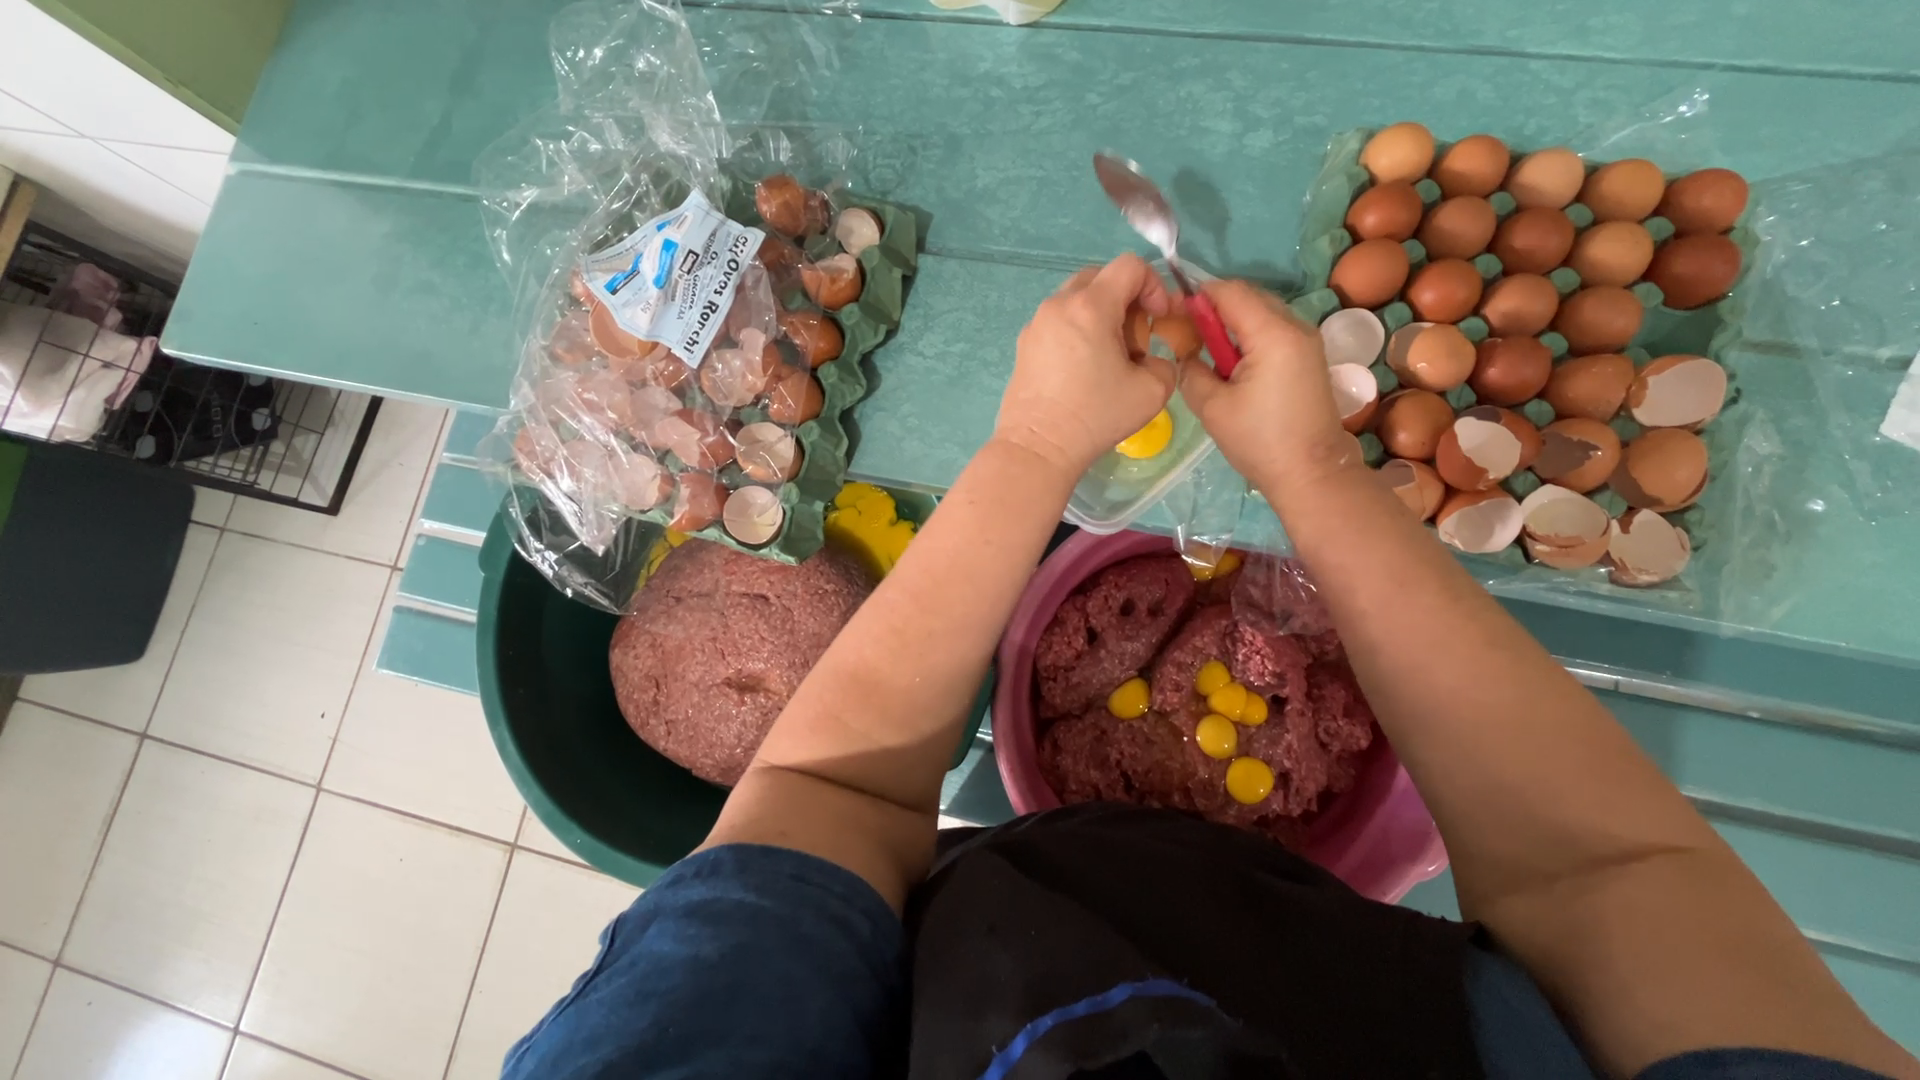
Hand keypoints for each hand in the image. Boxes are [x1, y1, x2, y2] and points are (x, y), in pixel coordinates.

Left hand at [995, 254, 1177, 473]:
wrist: (1038, 448)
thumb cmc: (1096, 416)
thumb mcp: (1152, 391)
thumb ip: (1163, 362)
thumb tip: (1148, 358)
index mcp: (1090, 307)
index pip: (1129, 266)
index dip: (1154, 285)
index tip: (1158, 318)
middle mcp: (1058, 305)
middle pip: (1100, 278)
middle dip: (1126, 299)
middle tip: (1134, 338)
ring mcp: (1036, 324)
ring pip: (1077, 300)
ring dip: (1101, 316)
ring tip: (1108, 358)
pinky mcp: (1024, 346)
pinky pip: (1058, 323)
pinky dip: (1078, 332)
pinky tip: (1083, 371)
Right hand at [1177, 280, 1362, 505]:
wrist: (1311, 473)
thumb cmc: (1259, 441)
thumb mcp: (1212, 408)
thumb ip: (1192, 371)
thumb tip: (1188, 354)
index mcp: (1273, 334)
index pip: (1230, 292)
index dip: (1199, 296)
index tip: (1174, 314)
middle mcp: (1295, 327)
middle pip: (1249, 297)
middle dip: (1215, 308)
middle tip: (1187, 333)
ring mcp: (1307, 341)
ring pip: (1262, 313)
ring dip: (1233, 323)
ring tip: (1207, 351)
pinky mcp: (1309, 357)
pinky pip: (1274, 331)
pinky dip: (1250, 336)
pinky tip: (1232, 364)